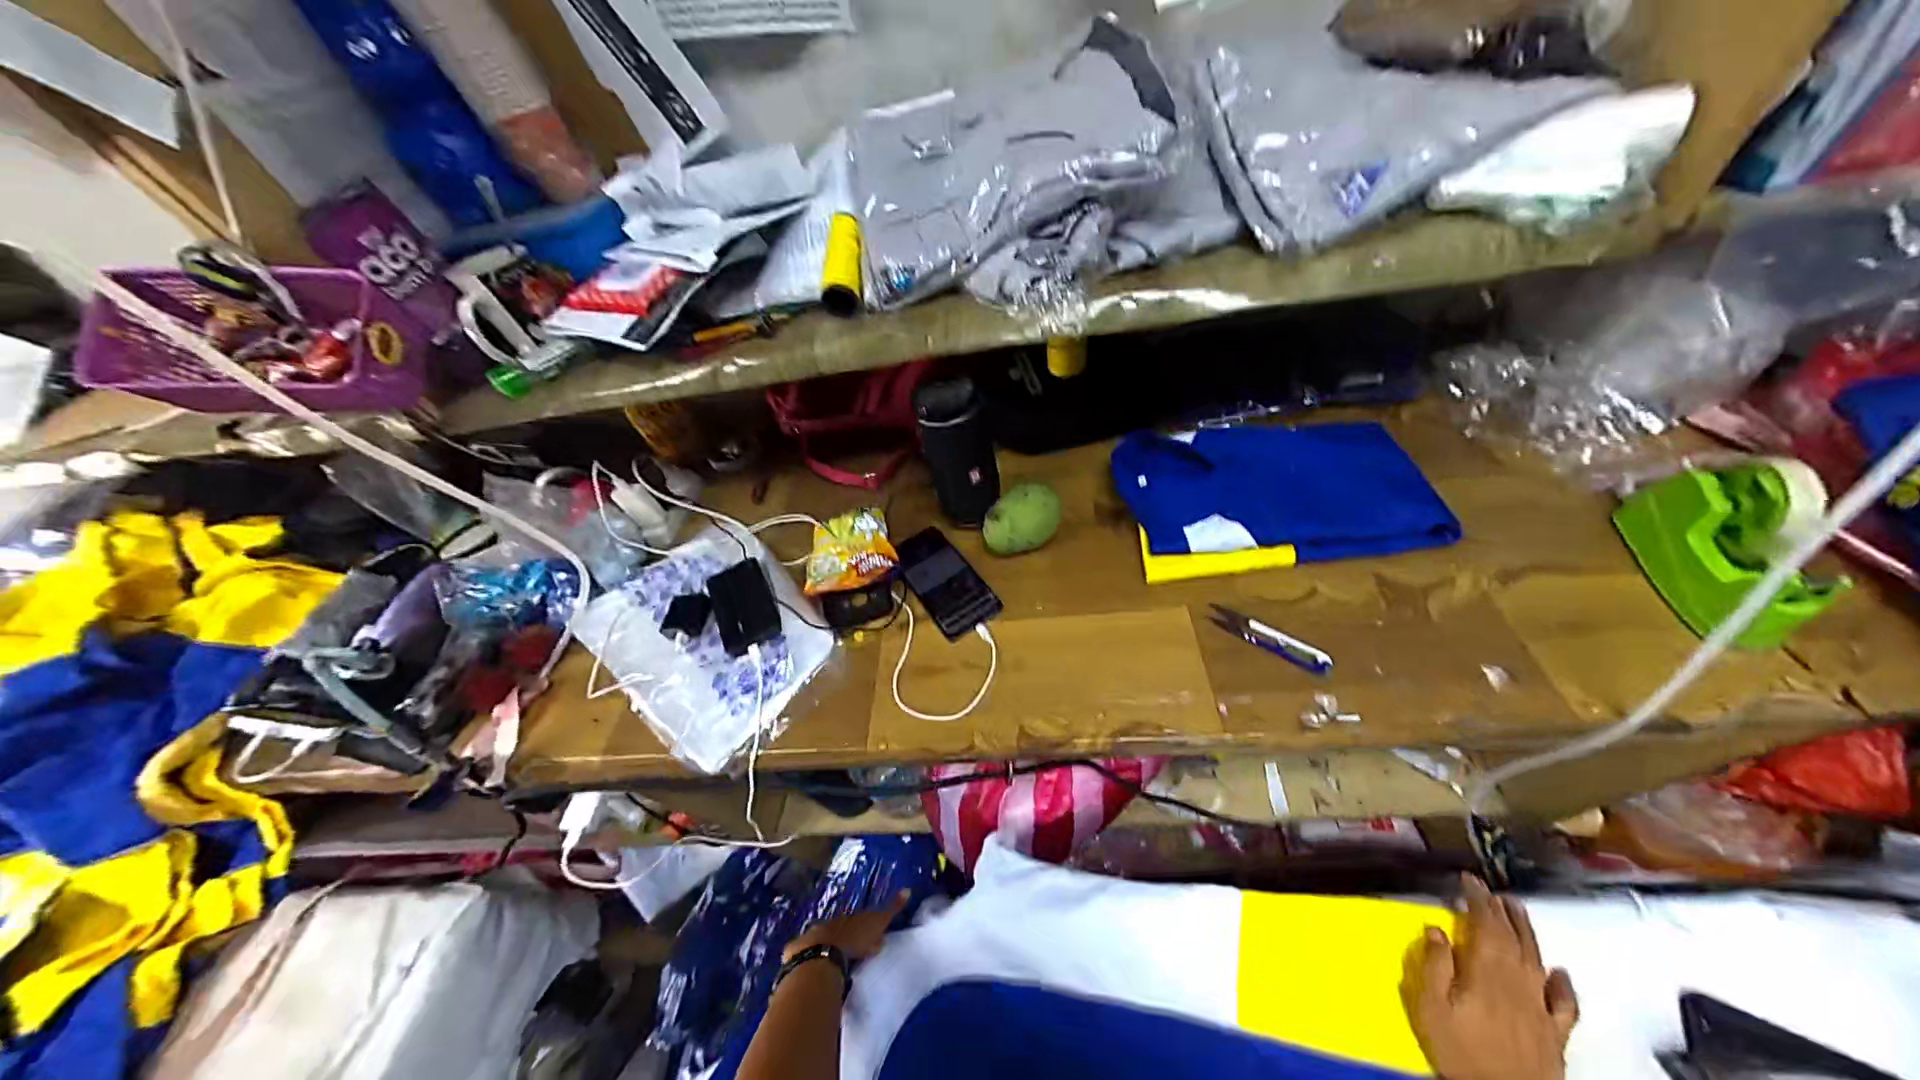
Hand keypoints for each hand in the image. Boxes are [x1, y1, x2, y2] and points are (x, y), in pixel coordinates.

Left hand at [783, 890, 909, 961]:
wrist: (820, 956)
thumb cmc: (851, 940)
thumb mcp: (875, 924)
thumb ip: (891, 909)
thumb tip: (907, 890)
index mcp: (846, 919)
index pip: (855, 920)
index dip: (860, 927)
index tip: (865, 937)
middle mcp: (827, 924)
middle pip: (836, 930)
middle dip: (842, 937)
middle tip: (850, 949)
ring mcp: (809, 938)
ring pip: (818, 941)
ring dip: (824, 948)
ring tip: (831, 962)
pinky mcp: (796, 952)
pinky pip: (801, 955)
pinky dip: (804, 959)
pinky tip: (807, 971)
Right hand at [1403, 875, 1579, 1079]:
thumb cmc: (1460, 1051)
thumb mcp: (1431, 1007)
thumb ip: (1434, 966)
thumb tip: (1436, 929)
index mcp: (1487, 974)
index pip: (1486, 927)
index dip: (1478, 901)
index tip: (1469, 880)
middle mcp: (1519, 985)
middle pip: (1514, 940)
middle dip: (1502, 912)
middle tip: (1492, 891)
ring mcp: (1541, 1010)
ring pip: (1538, 961)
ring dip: (1528, 933)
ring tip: (1519, 911)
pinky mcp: (1556, 1034)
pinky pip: (1564, 1003)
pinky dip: (1563, 984)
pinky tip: (1561, 972)